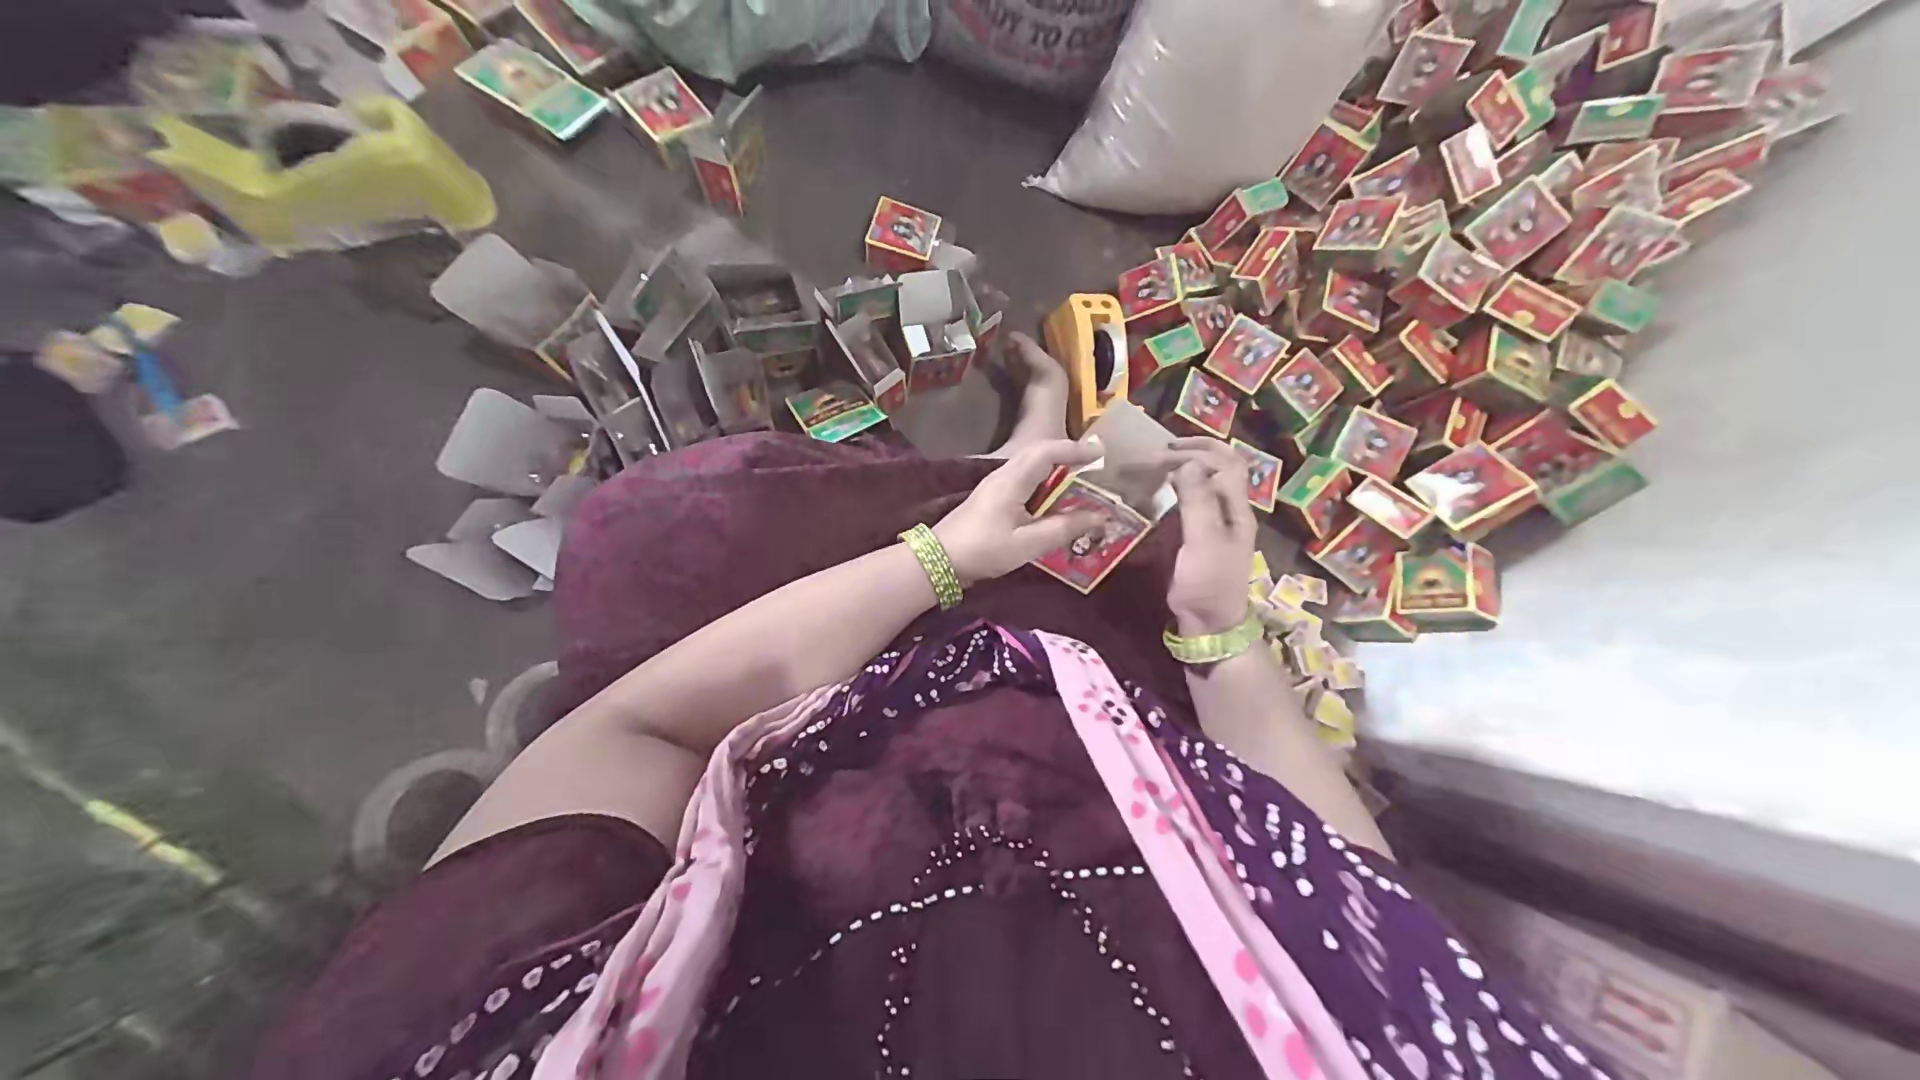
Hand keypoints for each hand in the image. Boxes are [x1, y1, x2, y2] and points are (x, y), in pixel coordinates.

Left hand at [933, 438, 1105, 584]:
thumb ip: (1064, 529)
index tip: (1100, 454)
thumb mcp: (1027, 544)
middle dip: (1067, 455)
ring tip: (1079, 481)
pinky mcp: (991, 499)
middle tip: (1093, 465)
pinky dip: (1043, 483)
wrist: (937, 561)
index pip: (1048, 452)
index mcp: (1012, 480)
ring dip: (1055, 469)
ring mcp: (994, 486)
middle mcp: (1003, 476)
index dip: (1075, 450)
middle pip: (1038, 453)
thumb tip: (1098, 517)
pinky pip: (1023, 480)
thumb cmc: (983, 550)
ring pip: (1030, 466)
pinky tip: (1052, 501)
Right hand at [1165, 436, 1257, 636]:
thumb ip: (1197, 500)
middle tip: (1162, 451)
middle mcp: (1230, 511)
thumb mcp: (1203, 540)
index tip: (1164, 454)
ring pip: (1208, 484)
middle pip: (1222, 468)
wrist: (1209, 625)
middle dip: (1196, 452)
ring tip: (1159, 465)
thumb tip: (1187, 463)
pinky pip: (1193, 504)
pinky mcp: (1200, 539)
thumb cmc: (1208, 583)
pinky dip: (1178, 491)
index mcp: (1237, 509)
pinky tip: (1159, 494)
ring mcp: (1216, 526)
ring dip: (1187, 469)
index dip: (1199, 451)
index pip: (1226, 463)